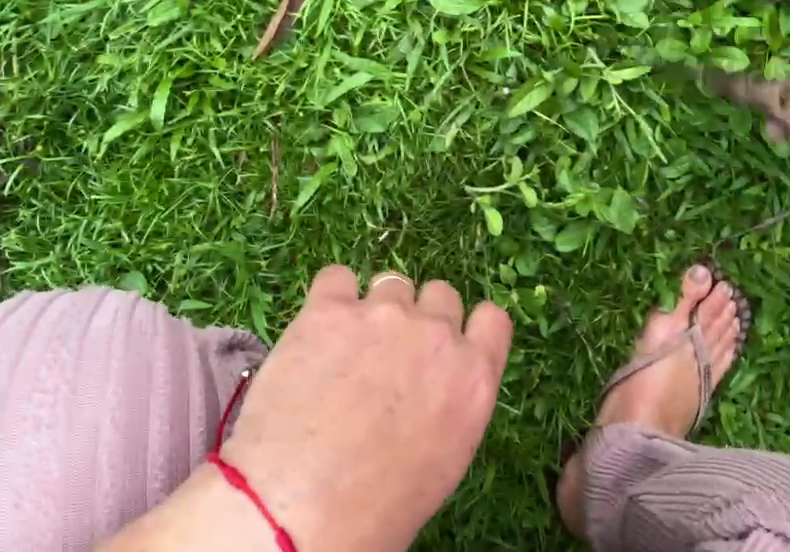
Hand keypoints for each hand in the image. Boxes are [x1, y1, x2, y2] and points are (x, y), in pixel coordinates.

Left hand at [220, 266, 512, 551]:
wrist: (297, 511)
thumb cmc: (375, 511)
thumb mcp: (442, 461)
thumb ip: (450, 403)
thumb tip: (431, 389)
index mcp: (473, 378)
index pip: (492, 318)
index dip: (468, 326)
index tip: (448, 342)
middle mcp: (436, 336)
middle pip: (441, 294)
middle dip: (420, 318)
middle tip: (389, 354)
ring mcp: (383, 315)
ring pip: (391, 282)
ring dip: (376, 308)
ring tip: (346, 347)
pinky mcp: (329, 309)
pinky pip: (337, 278)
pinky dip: (330, 298)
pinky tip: (317, 329)